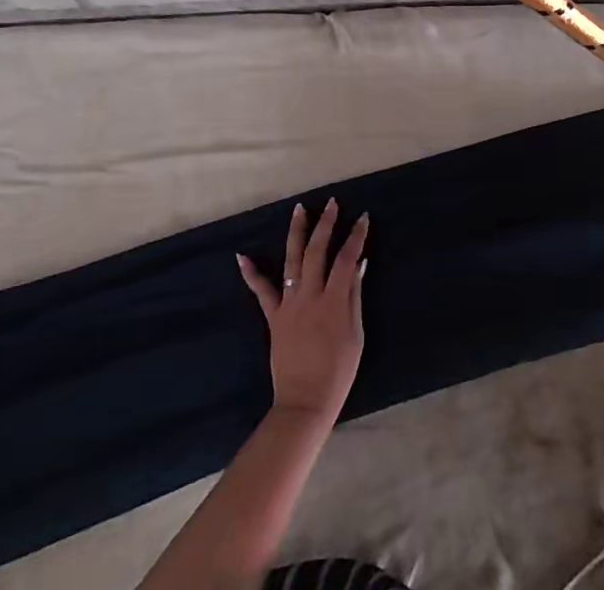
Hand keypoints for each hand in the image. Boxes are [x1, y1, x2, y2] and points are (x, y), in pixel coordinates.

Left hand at [237, 198, 367, 420]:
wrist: (305, 400)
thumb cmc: (339, 371)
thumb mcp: (356, 333)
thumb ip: (354, 296)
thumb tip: (359, 264)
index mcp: (334, 300)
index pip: (347, 258)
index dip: (356, 236)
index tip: (362, 217)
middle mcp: (310, 295)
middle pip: (318, 251)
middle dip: (326, 224)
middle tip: (331, 203)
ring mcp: (289, 304)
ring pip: (292, 260)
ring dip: (296, 233)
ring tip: (299, 210)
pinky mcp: (273, 316)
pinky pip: (261, 291)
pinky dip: (251, 273)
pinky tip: (242, 256)